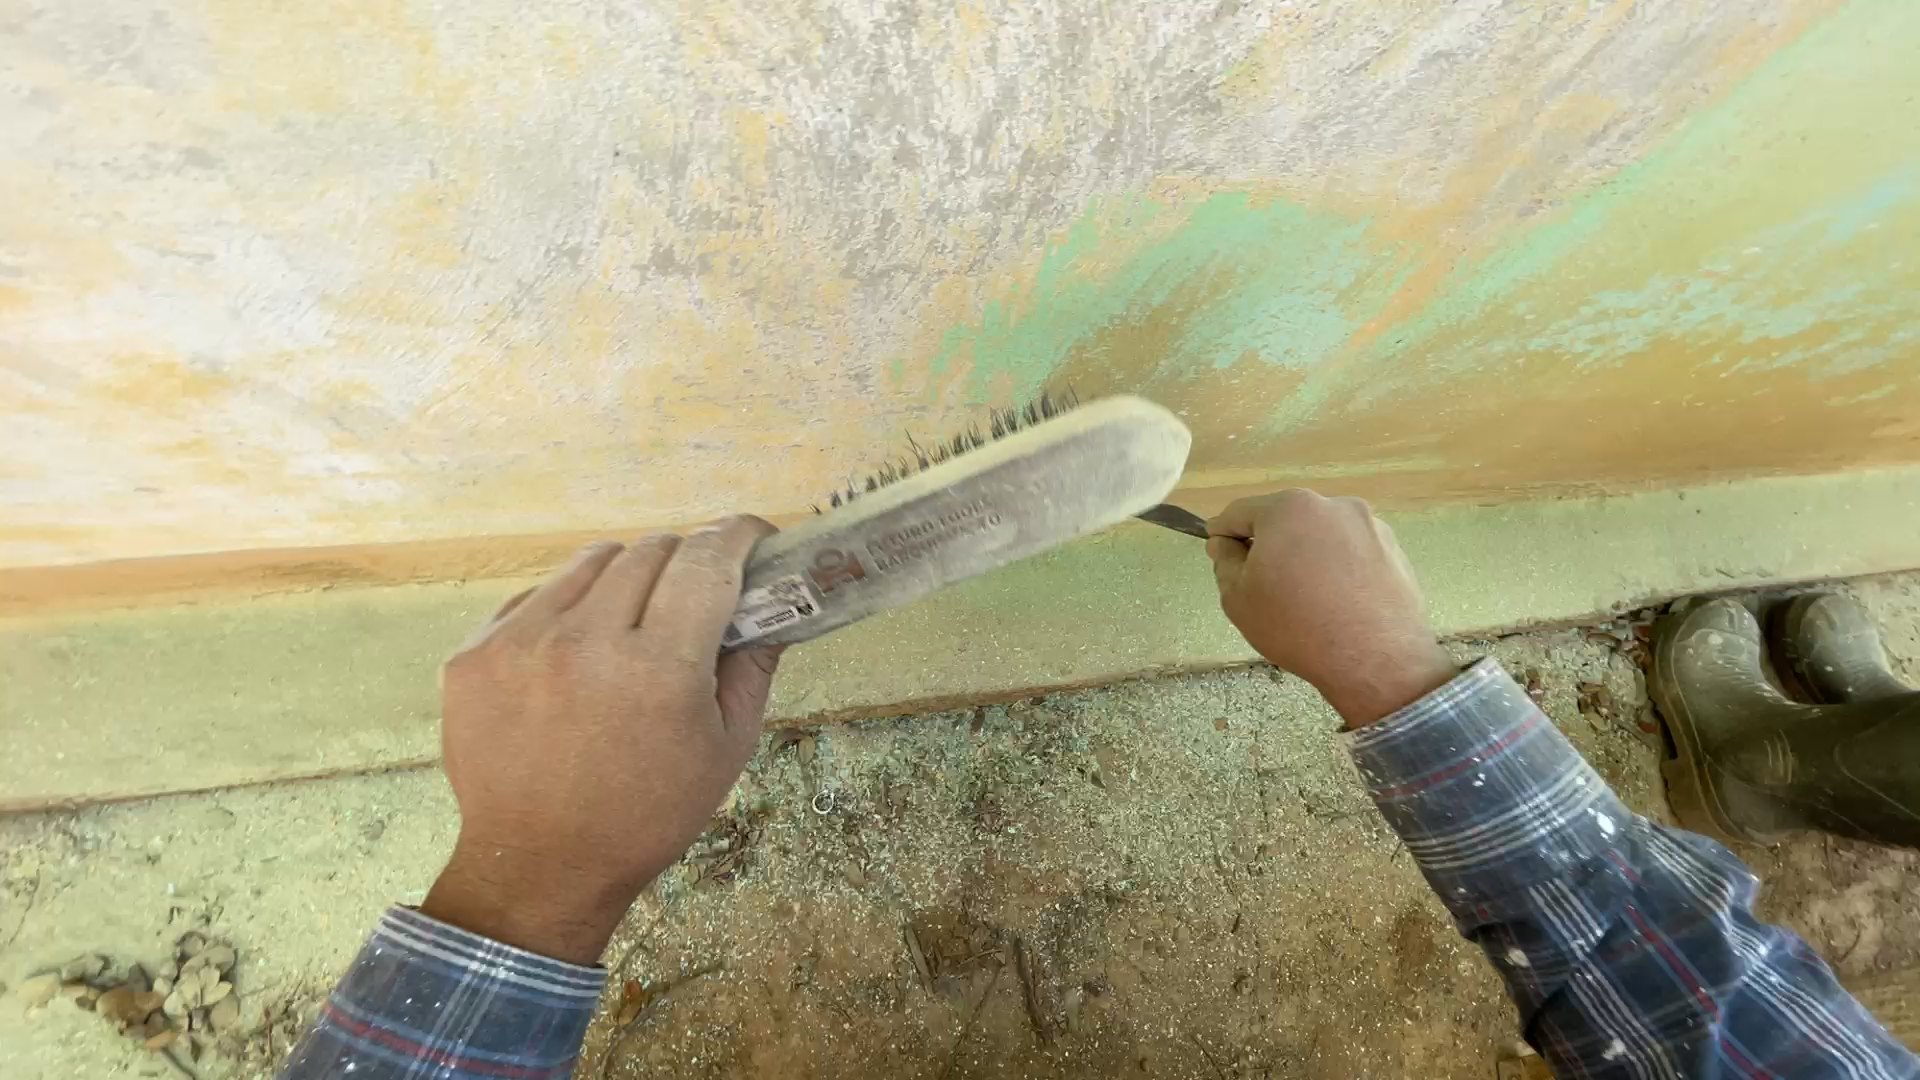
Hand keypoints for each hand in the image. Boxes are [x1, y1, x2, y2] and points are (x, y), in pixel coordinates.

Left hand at [420, 517, 781, 963]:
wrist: (540, 866)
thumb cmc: (654, 809)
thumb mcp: (730, 744)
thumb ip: (755, 664)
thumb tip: (774, 604)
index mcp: (660, 668)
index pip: (707, 561)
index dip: (739, 533)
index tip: (755, 535)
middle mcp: (587, 641)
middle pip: (655, 549)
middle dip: (692, 558)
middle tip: (699, 593)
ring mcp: (521, 642)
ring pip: (597, 559)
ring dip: (634, 573)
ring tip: (638, 615)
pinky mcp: (476, 651)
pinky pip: (544, 591)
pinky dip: (578, 602)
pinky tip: (583, 647)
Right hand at [1206, 489, 1456, 727]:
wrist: (1375, 659)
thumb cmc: (1294, 624)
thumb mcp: (1237, 597)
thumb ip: (1224, 561)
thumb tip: (1225, 543)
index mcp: (1288, 508)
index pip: (1239, 512)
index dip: (1222, 534)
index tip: (1219, 554)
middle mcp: (1331, 505)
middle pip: (1283, 519)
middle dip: (1268, 544)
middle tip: (1263, 584)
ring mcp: (1369, 524)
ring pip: (1318, 534)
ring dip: (1304, 554)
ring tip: (1305, 596)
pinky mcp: (1394, 549)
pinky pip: (1349, 550)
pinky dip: (1336, 566)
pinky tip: (1335, 600)